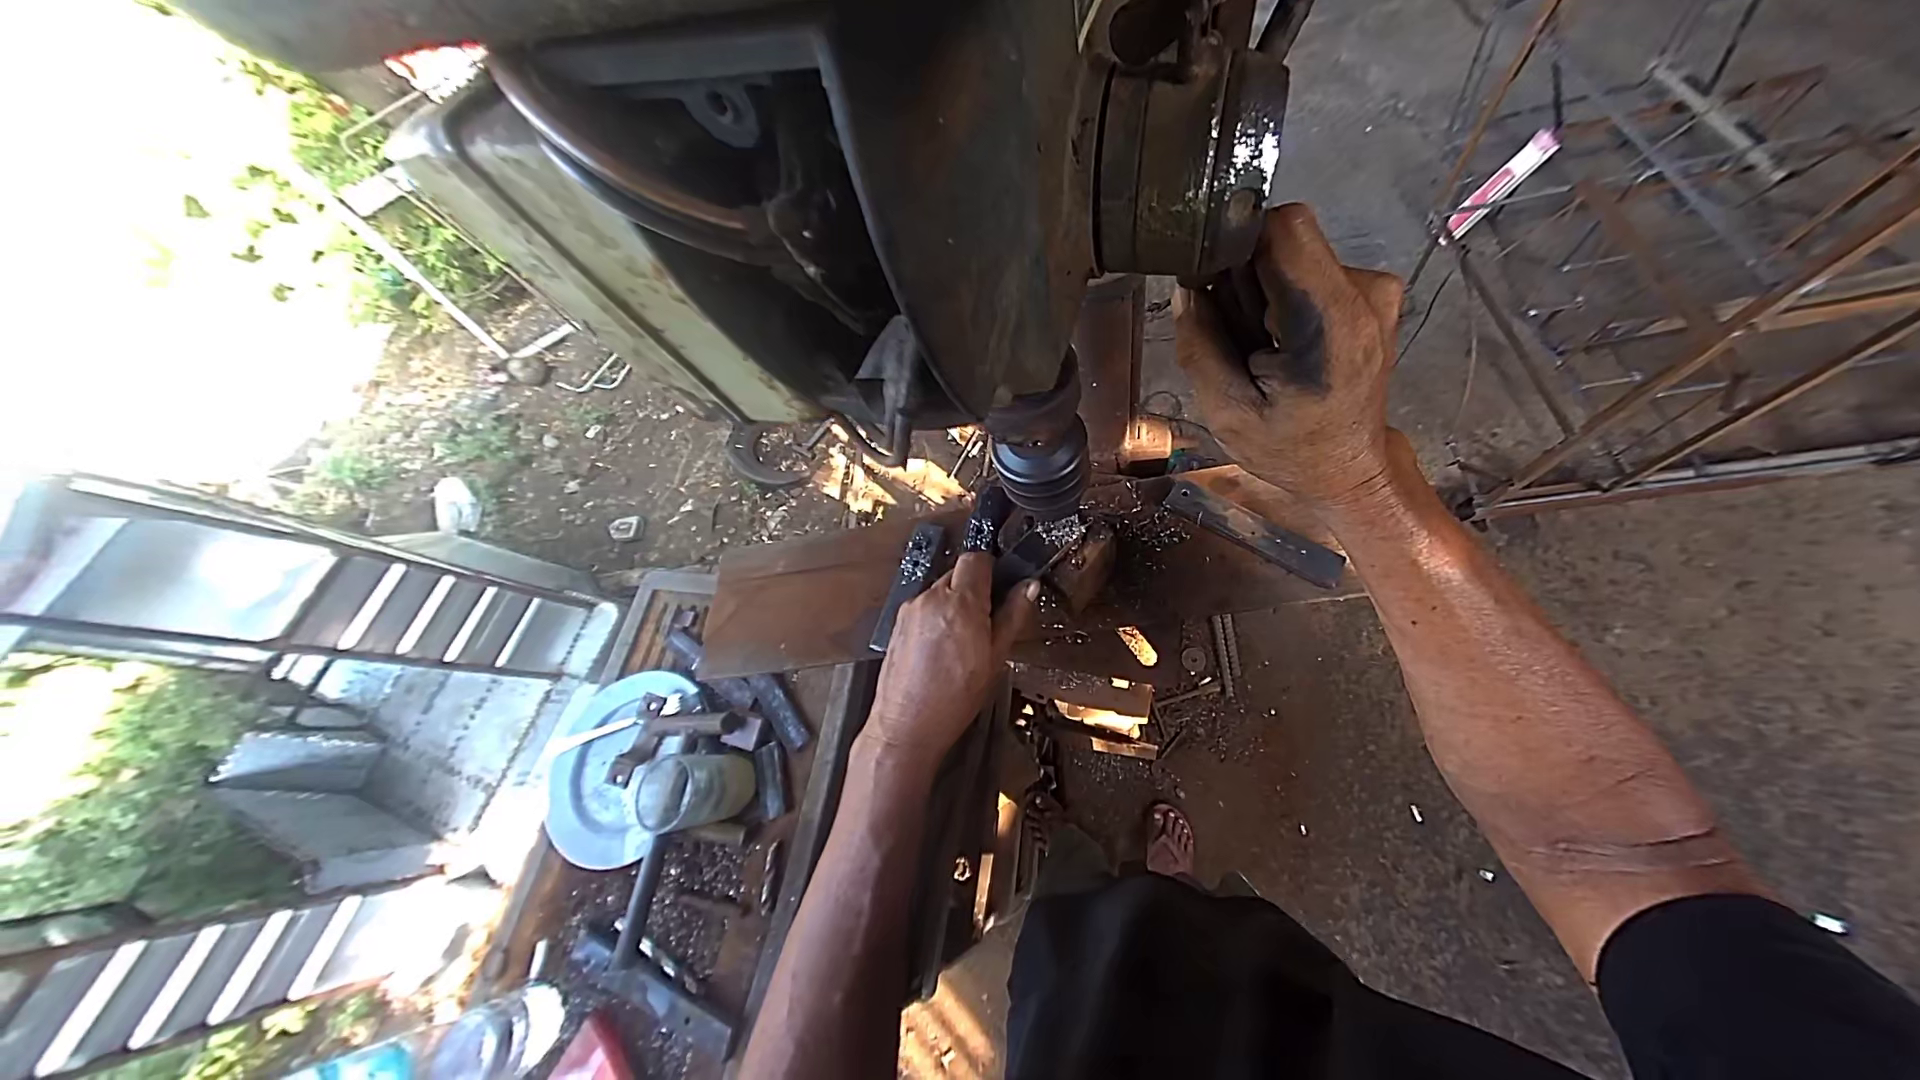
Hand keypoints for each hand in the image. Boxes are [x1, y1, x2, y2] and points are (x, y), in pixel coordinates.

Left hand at [867, 552, 1037, 766]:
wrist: (907, 725)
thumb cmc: (952, 699)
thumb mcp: (996, 658)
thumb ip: (1012, 615)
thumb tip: (1028, 587)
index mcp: (961, 603)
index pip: (977, 559)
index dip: (992, 569)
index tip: (1000, 586)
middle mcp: (931, 598)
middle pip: (958, 573)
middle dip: (973, 590)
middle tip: (985, 620)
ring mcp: (911, 608)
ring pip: (940, 590)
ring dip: (954, 605)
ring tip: (962, 642)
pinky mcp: (898, 622)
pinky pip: (923, 606)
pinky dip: (935, 618)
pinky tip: (941, 649)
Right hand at [1176, 203, 1406, 510]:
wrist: (1347, 466)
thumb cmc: (1289, 449)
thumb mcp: (1225, 411)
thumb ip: (1201, 344)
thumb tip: (1187, 287)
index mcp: (1333, 323)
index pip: (1283, 228)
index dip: (1237, 247)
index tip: (1216, 289)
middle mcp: (1366, 291)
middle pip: (1282, 242)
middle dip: (1243, 281)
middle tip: (1237, 338)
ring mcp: (1374, 287)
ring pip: (1290, 256)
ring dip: (1259, 294)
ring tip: (1258, 348)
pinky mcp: (1369, 290)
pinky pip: (1305, 270)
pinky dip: (1279, 300)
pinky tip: (1277, 343)